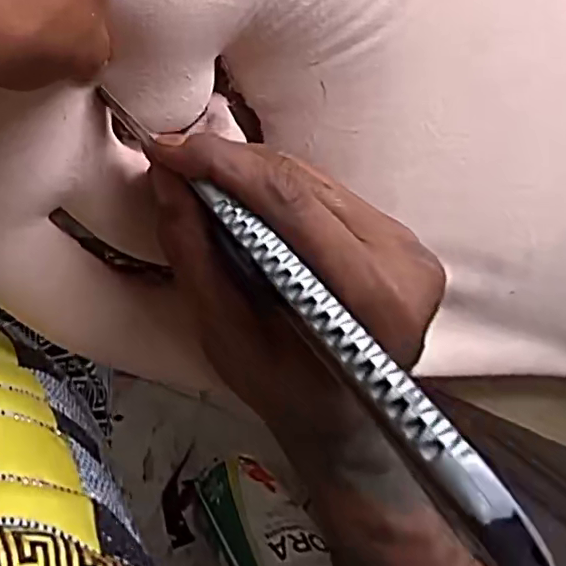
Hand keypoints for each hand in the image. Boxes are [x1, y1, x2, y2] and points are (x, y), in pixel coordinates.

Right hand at [146, 135, 445, 398]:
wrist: (338, 414)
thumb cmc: (281, 387)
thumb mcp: (221, 331)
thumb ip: (191, 249)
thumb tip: (166, 177)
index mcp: (371, 296)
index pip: (289, 200)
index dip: (221, 164)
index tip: (166, 152)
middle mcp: (399, 257)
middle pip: (295, 179)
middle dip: (222, 159)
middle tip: (167, 156)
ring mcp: (400, 239)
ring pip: (301, 172)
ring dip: (238, 164)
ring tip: (190, 168)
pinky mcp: (387, 228)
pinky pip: (311, 183)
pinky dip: (260, 177)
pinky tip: (227, 183)